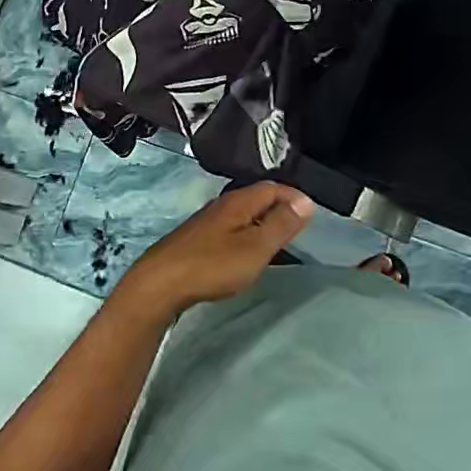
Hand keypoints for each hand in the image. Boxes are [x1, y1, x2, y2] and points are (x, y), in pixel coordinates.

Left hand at [113, 182, 314, 320]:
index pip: (273, 187)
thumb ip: (281, 224)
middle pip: (257, 198)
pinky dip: (246, 234)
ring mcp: (207, 221)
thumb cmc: (212, 265)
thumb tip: (306, 201)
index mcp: (239, 201)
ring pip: (243, 213)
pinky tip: (245, 252)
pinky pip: (230, 227)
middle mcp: (222, 204)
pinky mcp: (196, 238)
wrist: (160, 284)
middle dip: (279, 208)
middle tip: (298, 228)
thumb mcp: (255, 247)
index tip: (310, 215)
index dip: (294, 197)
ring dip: (262, 222)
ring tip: (277, 241)